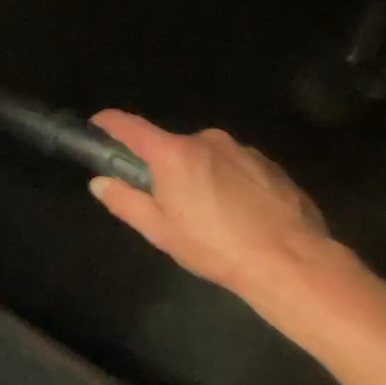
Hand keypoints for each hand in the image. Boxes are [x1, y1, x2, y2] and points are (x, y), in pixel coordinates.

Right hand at [89, 111, 330, 295]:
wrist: (289, 260)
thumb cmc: (214, 247)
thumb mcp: (160, 231)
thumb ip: (125, 201)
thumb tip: (101, 182)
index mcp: (174, 154)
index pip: (129, 125)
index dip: (107, 124)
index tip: (96, 128)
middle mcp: (207, 140)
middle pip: (170, 147)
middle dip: (162, 168)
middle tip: (164, 203)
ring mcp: (242, 149)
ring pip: (205, 158)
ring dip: (198, 177)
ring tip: (208, 216)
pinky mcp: (269, 164)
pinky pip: (234, 168)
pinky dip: (227, 184)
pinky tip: (238, 216)